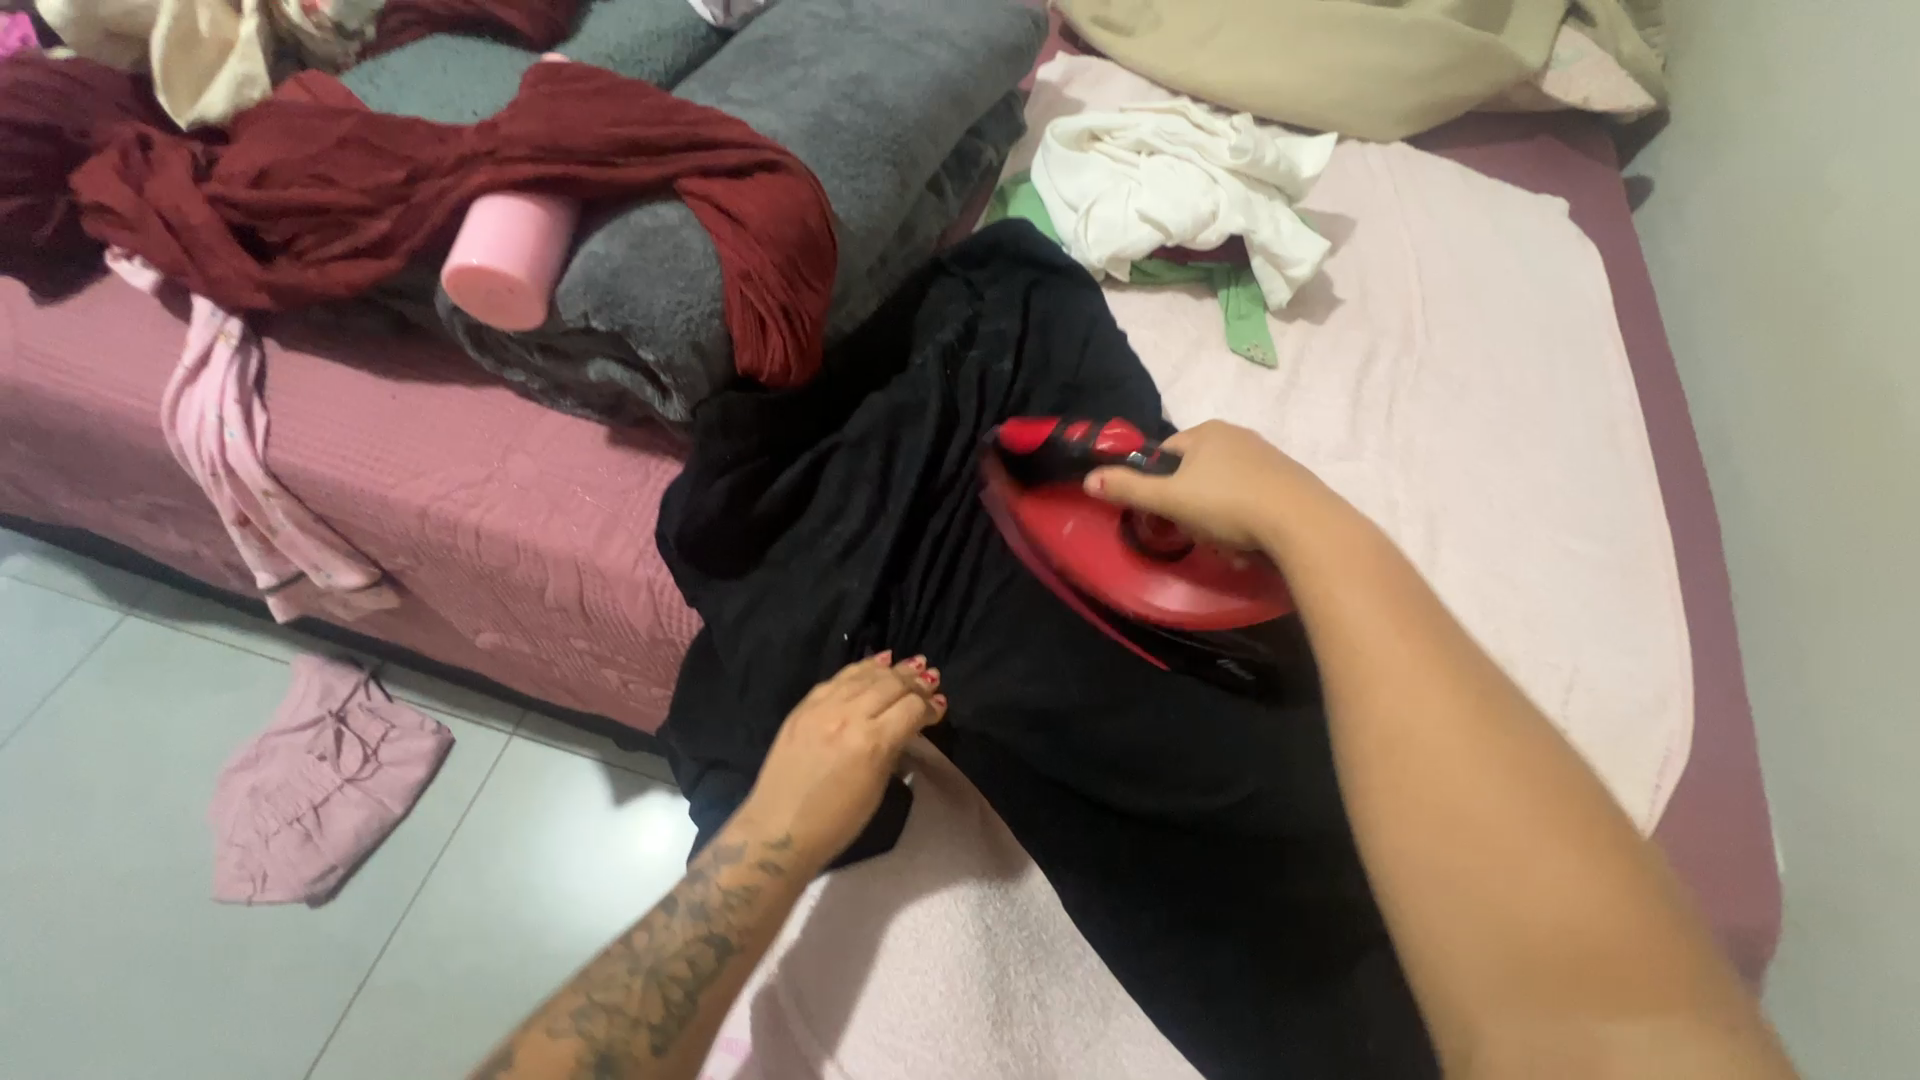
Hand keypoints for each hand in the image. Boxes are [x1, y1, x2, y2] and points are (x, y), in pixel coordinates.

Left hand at [735, 653, 946, 866]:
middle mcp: (849, 716)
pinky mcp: (804, 706)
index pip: (912, 708)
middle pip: (892, 685)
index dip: (931, 706)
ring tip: (912, 664)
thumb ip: (894, 748)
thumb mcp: (877, 788)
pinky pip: (839, 678)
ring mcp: (823, 707)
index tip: (940, 708)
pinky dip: (861, 668)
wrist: (778, 829)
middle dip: (916, 682)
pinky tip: (877, 662)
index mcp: (872, 742)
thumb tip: (911, 723)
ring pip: (866, 675)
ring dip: (893, 669)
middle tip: (932, 679)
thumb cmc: (836, 822)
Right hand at [1084, 420, 1326, 551]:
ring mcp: (1267, 456)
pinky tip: (1248, 544)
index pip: (1165, 454)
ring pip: (1223, 490)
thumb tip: (1089, 479)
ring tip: (1224, 544)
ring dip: (1217, 519)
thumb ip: (1129, 488)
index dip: (1158, 484)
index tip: (1164, 511)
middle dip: (1190, 506)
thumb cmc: (1228, 505)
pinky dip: (1244, 521)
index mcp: (1206, 432)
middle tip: (1195, 531)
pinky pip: (1251, 500)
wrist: (1302, 523)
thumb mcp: (1170, 499)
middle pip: (1195, 474)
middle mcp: (1237, 435)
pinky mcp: (1288, 480)